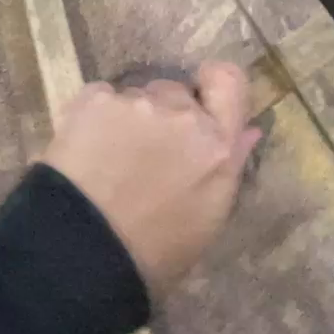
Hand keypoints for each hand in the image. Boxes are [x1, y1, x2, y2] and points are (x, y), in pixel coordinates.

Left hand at [40, 61, 261, 295]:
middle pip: (176, 92)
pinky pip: (100, 96)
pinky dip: (95, 116)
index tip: (199, 100)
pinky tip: (85, 150)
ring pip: (136, 95)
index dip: (213, 84)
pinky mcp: (95, 100)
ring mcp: (137, 103)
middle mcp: (182, 114)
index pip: (229, 80)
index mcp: (217, 145)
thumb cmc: (154, 253)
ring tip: (109, 158)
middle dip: (164, 114)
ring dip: (128, 116)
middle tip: (145, 153)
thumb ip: (228, 166)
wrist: (84, 254)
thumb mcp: (207, 218)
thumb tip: (248, 131)